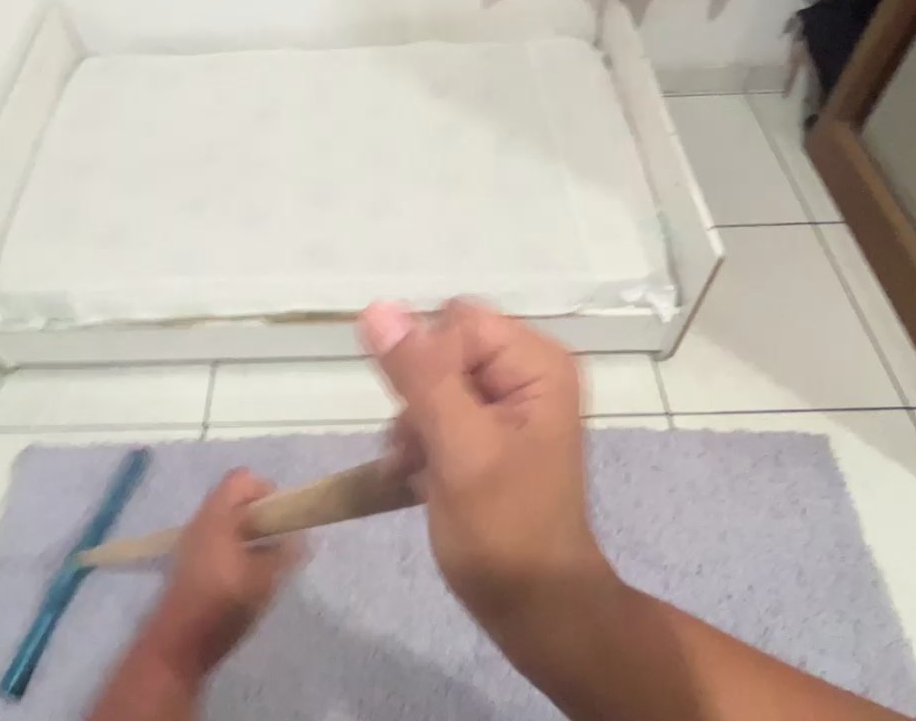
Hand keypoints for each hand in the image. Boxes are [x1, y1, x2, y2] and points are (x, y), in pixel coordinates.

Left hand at [137, 468, 300, 683]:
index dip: (266, 489)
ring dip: (248, 532)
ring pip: (226, 521)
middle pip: (234, 499)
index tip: (282, 515)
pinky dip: (235, 546)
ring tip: (266, 560)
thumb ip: (286, 554)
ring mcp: (191, 541)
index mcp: (217, 515)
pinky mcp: (188, 563)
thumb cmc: (222, 604)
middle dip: (260, 514)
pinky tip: (246, 575)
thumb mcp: (264, 579)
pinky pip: (217, 539)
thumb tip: (303, 536)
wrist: (177, 645)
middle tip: (278, 539)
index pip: (242, 478)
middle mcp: (201, 521)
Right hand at [359, 299, 616, 635]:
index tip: (428, 421)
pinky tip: (417, 475)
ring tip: (417, 469)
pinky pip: (434, 407)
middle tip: (421, 448)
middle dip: (417, 397)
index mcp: (536, 361)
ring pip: (430, 380)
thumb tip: (379, 307)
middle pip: (441, 348)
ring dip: (413, 423)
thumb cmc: (504, 531)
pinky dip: (419, 439)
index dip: (428, 366)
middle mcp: (526, 370)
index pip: (456, 322)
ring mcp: (507, 401)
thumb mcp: (460, 447)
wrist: (534, 609)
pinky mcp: (487, 430)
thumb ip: (420, 374)